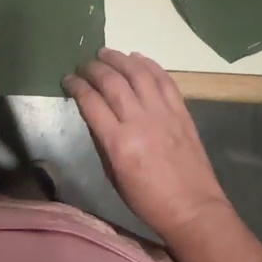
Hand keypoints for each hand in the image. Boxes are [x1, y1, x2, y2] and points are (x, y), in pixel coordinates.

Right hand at [64, 49, 232, 240]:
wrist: (193, 208)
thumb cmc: (147, 200)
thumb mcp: (114, 176)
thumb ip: (102, 142)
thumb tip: (94, 115)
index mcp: (118, 142)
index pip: (91, 102)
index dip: (76, 86)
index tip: (68, 79)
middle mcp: (140, 121)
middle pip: (113, 82)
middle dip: (94, 69)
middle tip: (84, 64)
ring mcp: (164, 113)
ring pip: (139, 74)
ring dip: (120, 59)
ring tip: (106, 53)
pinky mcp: (182, 112)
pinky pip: (164, 80)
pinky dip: (149, 65)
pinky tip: (137, 58)